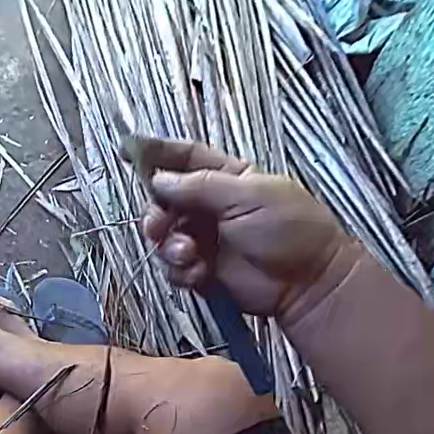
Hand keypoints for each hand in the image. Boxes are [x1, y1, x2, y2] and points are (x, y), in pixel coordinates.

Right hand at [135, 137, 363, 323]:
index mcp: (227, 178)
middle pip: (165, 203)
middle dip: (157, 215)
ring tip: (190, 256)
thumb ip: (200, 185)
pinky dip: (181, 272)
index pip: (186, 158)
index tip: (126, 151)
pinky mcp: (203, 272)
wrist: (306, 282)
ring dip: (170, 248)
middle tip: (159, 227)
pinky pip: (175, 269)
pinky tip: (200, 274)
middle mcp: (211, 208)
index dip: (157, 153)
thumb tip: (159, 180)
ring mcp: (206, 241)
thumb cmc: (288, 229)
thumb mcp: (248, 195)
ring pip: (166, 239)